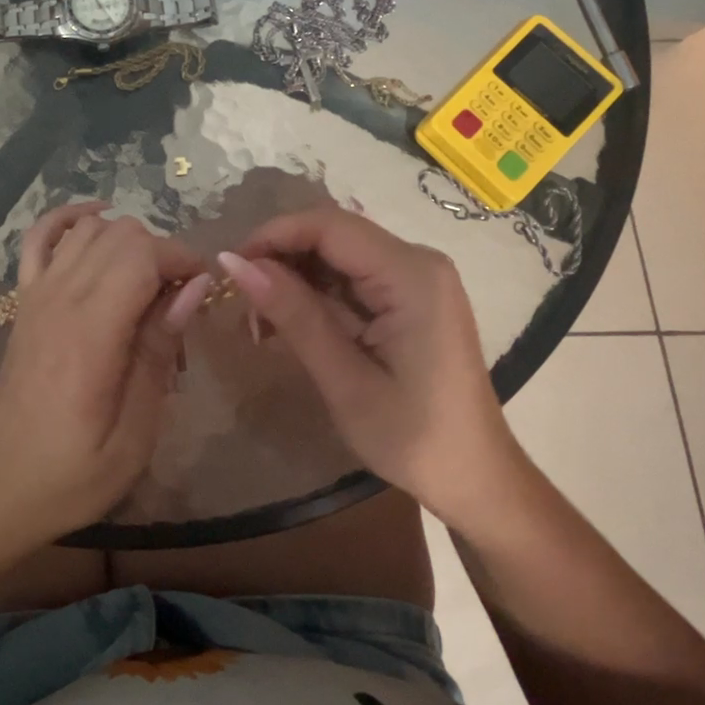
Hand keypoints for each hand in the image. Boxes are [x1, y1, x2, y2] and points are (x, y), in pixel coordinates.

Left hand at [0, 202, 206, 552]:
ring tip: (148, 283)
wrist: (1, 485)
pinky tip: (96, 221)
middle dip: (161, 252)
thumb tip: (193, 287)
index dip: (182, 259)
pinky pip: (40, 239)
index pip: (142, 255)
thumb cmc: (74, 473)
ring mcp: (35, 295)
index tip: (205, 290)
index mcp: (91, 332)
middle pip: (119, 235)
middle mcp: (59, 299)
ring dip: (126, 240)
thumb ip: (159, 351)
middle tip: (181, 300)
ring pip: (87, 230)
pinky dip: (68, 219)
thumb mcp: (135, 431)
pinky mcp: (23, 302)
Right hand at [220, 207, 523, 523]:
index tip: (228, 270)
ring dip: (292, 278)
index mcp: (411, 276)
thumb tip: (233, 263)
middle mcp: (418, 262)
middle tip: (240, 304)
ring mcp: (416, 278)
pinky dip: (314, 294)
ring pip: (336, 254)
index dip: (272, 236)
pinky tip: (287, 325)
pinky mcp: (409, 297)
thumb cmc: (413, 438)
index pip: (328, 225)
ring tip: (259, 323)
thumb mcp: (344, 380)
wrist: (476, 479)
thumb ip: (293, 313)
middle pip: (332, 234)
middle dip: (279, 259)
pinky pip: (351, 277)